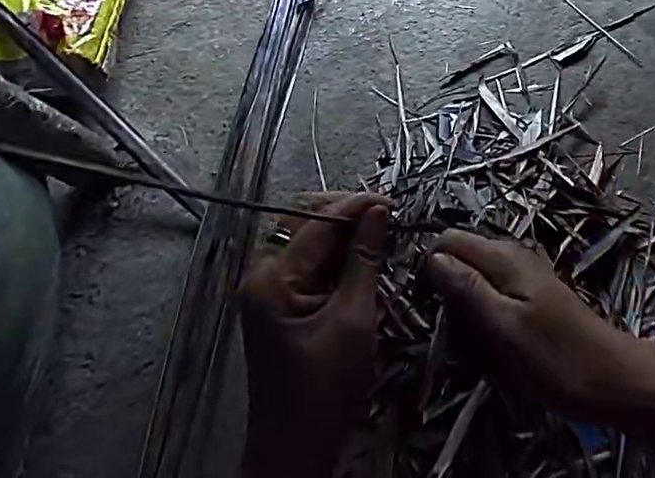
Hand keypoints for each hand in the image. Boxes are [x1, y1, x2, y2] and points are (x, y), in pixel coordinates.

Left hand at [238, 192, 390, 477]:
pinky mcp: (278, 301)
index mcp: (272, 279)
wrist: (294, 453)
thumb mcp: (353, 320)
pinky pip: (307, 260)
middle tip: (386, 213)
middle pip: (304, 221)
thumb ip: (364, 259)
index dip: (356, 206)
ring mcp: (267, 288)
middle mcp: (262, 275)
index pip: (318, 223)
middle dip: (346, 211)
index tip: (392, 202)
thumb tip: (379, 211)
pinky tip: (360, 252)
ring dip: (342, 229)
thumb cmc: (324, 391)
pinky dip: (334, 252)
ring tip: (378, 227)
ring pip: (306, 237)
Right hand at [426, 230, 636, 421]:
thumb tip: (434, 257)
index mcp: (504, 256)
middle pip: (461, 256)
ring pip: (475, 277)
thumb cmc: (556, 356)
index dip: (430, 264)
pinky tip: (487, 340)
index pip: (450, 239)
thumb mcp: (504, 326)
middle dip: (446, 287)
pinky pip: (492, 293)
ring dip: (463, 304)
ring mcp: (524, 275)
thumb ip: (469, 289)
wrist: (612, 378)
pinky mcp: (530, 295)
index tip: (422, 302)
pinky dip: (482, 313)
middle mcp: (512, 255)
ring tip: (466, 341)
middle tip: (448, 330)